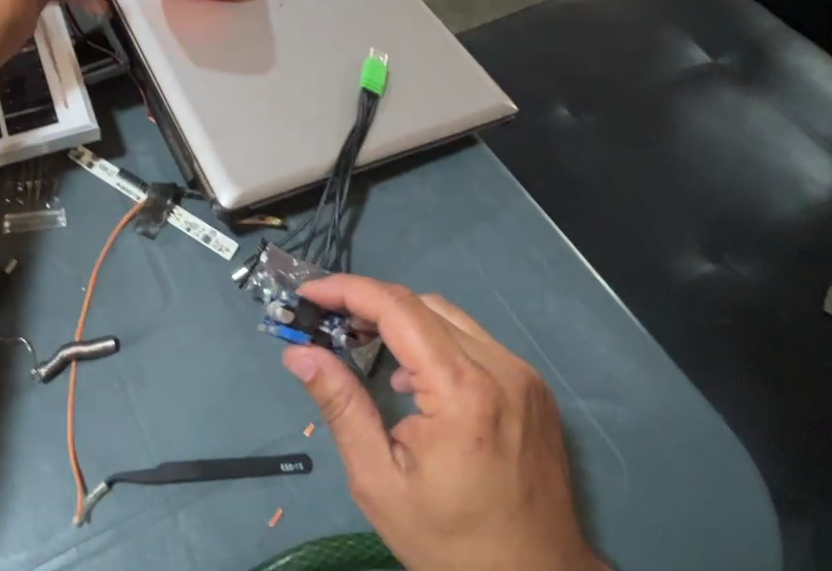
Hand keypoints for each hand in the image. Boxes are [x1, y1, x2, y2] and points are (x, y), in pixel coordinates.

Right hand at [283, 275, 603, 570]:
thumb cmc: (451, 541)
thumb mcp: (380, 481)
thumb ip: (341, 406)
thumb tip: (299, 352)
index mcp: (462, 390)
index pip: (397, 308)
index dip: (347, 290)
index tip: (308, 291)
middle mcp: (500, 368)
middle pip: (422, 305)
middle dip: (368, 302)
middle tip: (326, 320)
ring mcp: (523, 376)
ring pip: (449, 317)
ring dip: (401, 319)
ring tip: (360, 342)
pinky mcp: (533, 388)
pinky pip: (474, 342)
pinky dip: (434, 341)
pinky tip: (412, 378)